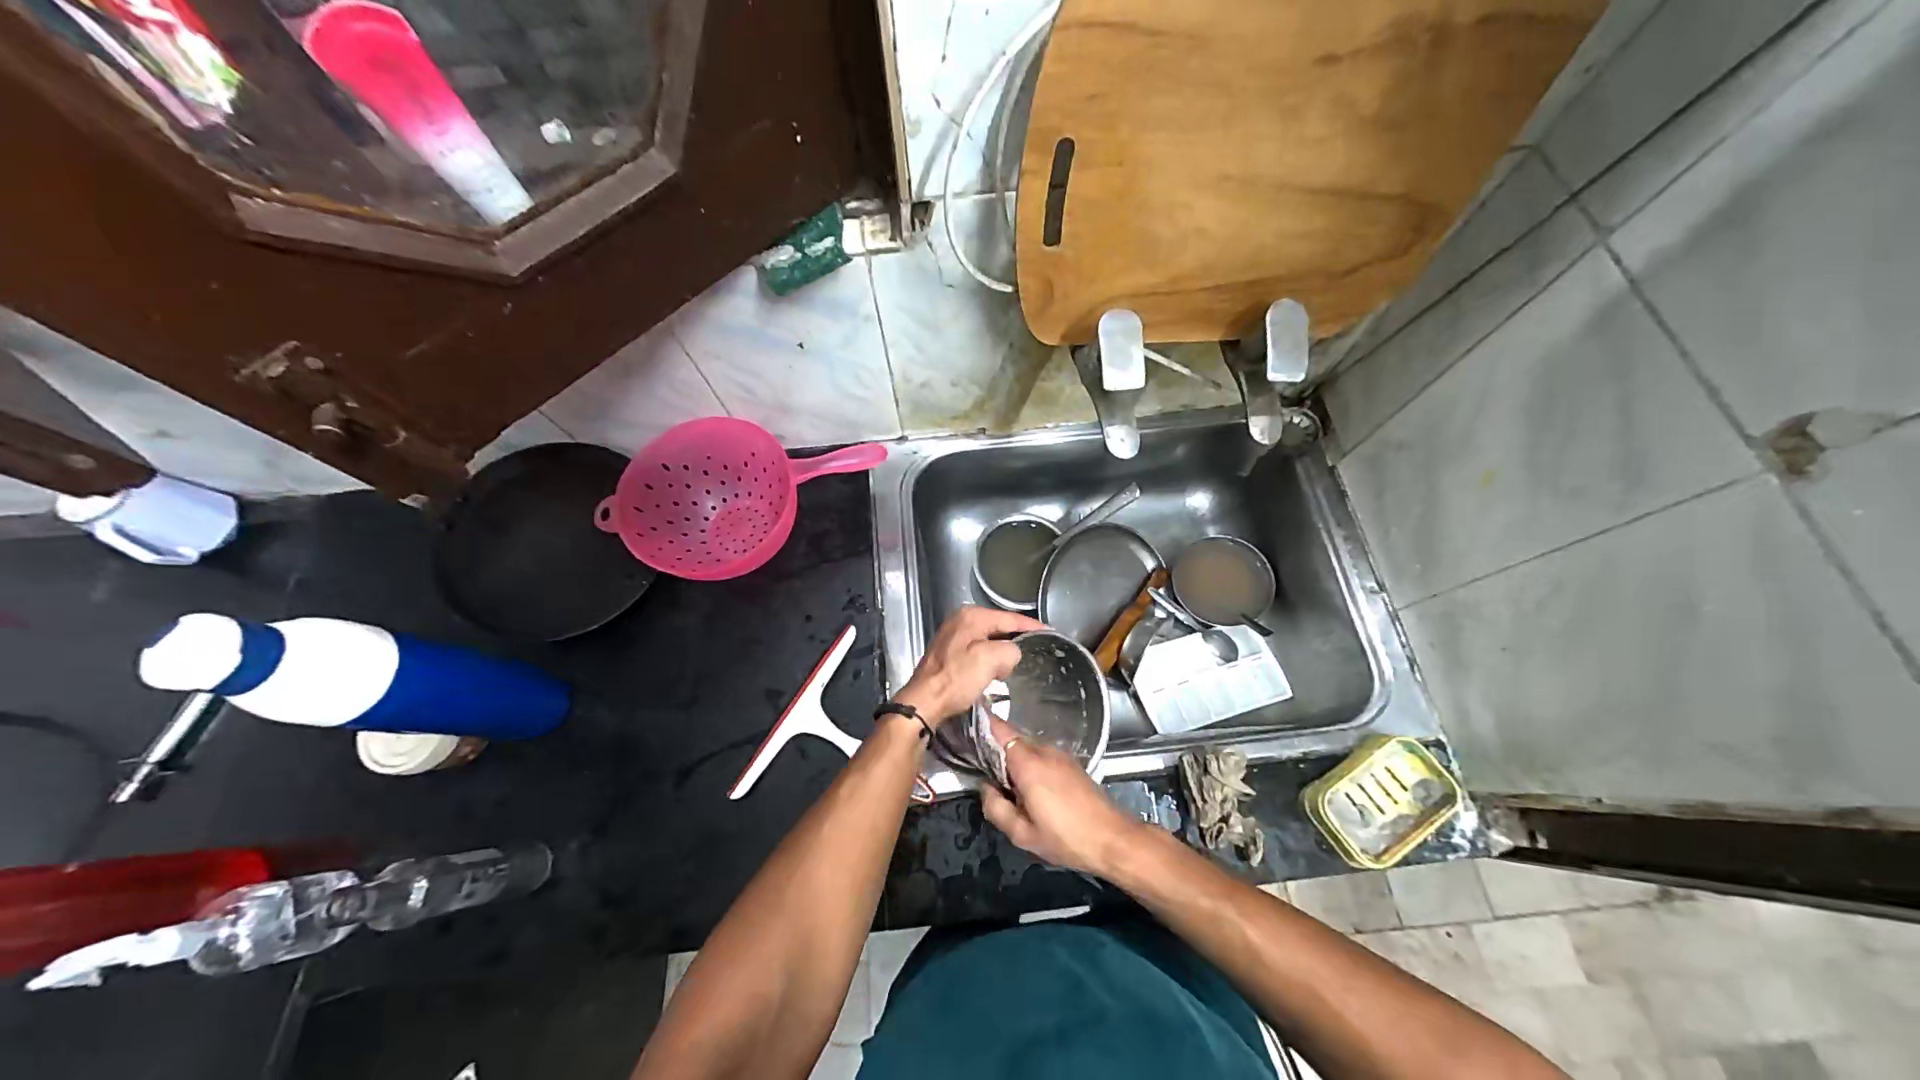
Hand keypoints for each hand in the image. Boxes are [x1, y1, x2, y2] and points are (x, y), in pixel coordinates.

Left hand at [895, 606, 1045, 725]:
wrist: (924, 702)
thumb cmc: (956, 679)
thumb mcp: (991, 660)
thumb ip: (1011, 650)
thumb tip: (1012, 655)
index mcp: (971, 616)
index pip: (1010, 617)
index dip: (1031, 626)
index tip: (1050, 632)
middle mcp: (960, 620)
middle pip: (999, 627)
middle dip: (1016, 640)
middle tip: (1036, 652)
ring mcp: (953, 636)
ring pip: (989, 640)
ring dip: (1001, 653)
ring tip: (1014, 667)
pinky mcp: (948, 653)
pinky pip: (978, 651)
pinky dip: (988, 661)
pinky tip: (994, 674)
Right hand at [979, 715, 1143, 876]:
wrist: (1112, 839)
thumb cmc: (1066, 838)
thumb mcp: (1023, 834)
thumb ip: (996, 808)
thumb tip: (986, 789)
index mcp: (1028, 763)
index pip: (1000, 730)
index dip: (982, 725)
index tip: (967, 731)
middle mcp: (1044, 751)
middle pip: (1012, 739)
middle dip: (997, 751)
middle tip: (986, 774)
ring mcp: (1060, 755)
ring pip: (1028, 748)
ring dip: (1015, 760)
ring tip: (1009, 787)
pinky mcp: (1071, 763)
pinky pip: (1042, 756)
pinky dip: (1031, 765)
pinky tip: (1032, 790)